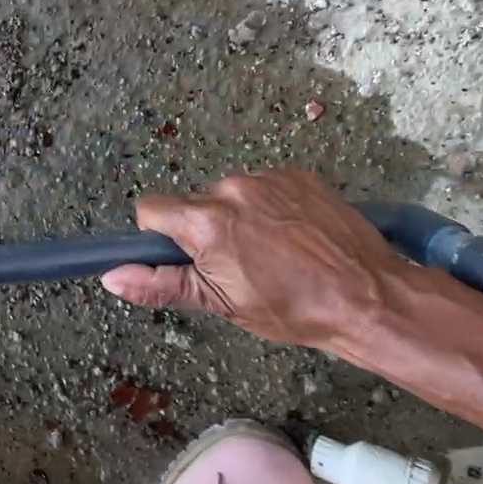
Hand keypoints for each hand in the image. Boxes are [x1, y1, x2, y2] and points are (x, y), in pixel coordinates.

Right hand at [100, 171, 416, 347]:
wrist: (371, 297)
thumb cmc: (293, 309)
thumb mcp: (219, 303)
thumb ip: (159, 284)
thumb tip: (111, 276)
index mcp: (205, 221)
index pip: (151, 209)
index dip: (161, 235)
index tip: (187, 256)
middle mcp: (230, 189)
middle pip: (193, 202)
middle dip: (205, 228)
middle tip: (237, 263)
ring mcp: (266, 178)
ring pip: (229, 195)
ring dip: (238, 217)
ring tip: (272, 251)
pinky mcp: (297, 175)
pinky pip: (263, 186)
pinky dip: (269, 206)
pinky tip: (293, 235)